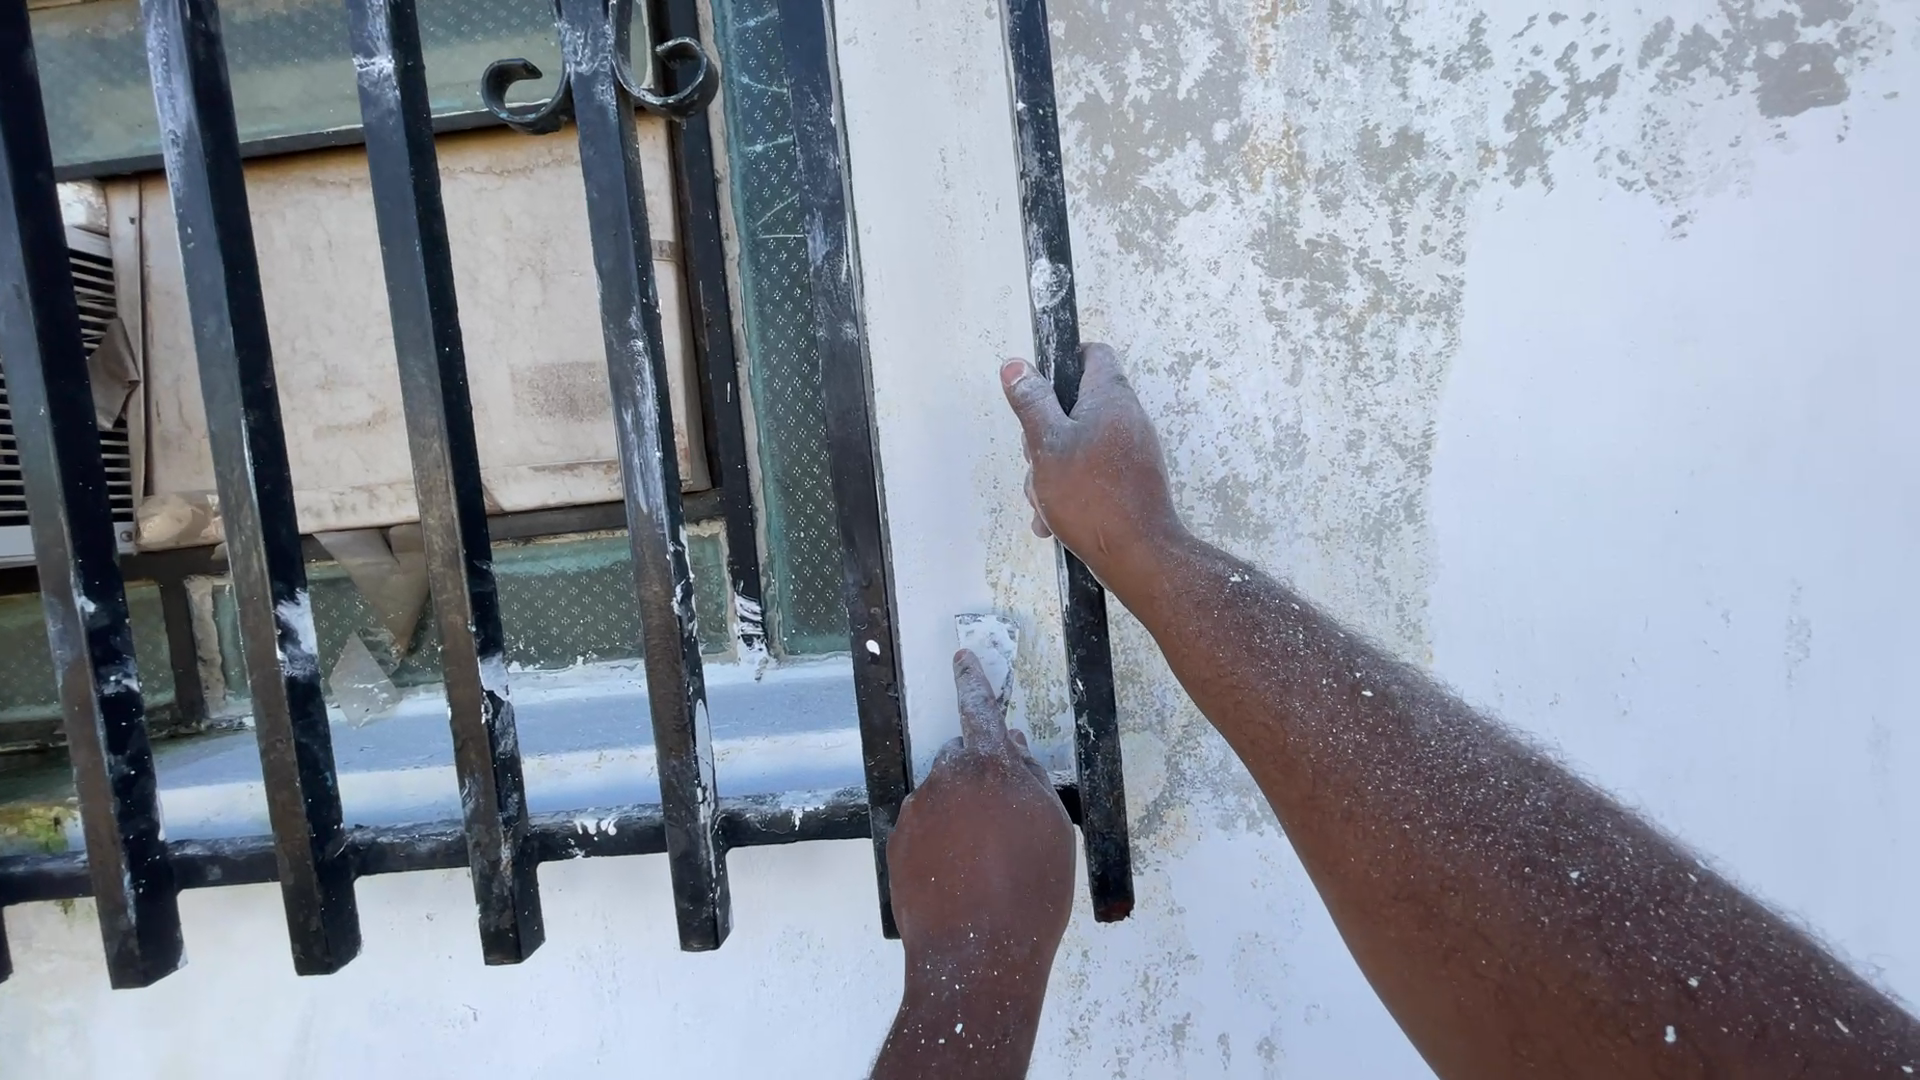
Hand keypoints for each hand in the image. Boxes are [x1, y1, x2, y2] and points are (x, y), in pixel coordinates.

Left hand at [872, 650, 1074, 1077]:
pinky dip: (938, 833)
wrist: (978, 956)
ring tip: (983, 857)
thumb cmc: (1031, 892)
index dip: (974, 680)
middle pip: (963, 755)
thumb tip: (1010, 742)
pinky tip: (957, 870)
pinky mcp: (899, 839)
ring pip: (942, 790)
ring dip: (959, 806)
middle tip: (1003, 819)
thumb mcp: (1052, 827)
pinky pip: (922, 820)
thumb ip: (1031, 775)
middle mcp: (947, 778)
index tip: (962, 658)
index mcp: (990, 768)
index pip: (981, 710)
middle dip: (978, 771)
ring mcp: (918, 808)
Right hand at [1001, 343, 1183, 596]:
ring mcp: (1130, 452)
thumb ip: (1031, 403)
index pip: (1092, 354)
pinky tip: (1053, 520)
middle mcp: (1126, 419)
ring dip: (1051, 472)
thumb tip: (1016, 366)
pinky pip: (1090, 475)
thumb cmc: (1091, 497)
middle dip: (1044, 435)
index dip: (1062, 362)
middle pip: (1075, 408)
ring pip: (1077, 447)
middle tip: (1035, 461)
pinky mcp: (1129, 481)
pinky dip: (1069, 492)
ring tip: (1043, 503)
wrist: (1136, 555)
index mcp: (1110, 398)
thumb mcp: (1047, 445)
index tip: (1037, 388)